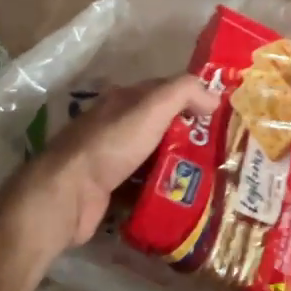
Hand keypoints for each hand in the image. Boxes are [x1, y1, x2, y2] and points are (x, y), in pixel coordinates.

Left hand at [0, 76, 219, 257]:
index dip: (193, 98)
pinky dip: (162, 189)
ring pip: (154, 156)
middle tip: (223, 150)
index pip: (166, 91)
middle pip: (161, 125)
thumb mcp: (151, 108)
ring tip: (213, 177)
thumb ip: (183, 93)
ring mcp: (112, 158)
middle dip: (190, 135)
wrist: (67, 195)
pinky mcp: (110, 189)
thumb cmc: (111, 144)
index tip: (223, 114)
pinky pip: (144, 184)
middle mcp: (117, 125)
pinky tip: (185, 198)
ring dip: (178, 164)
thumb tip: (214, 96)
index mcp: (124, 100)